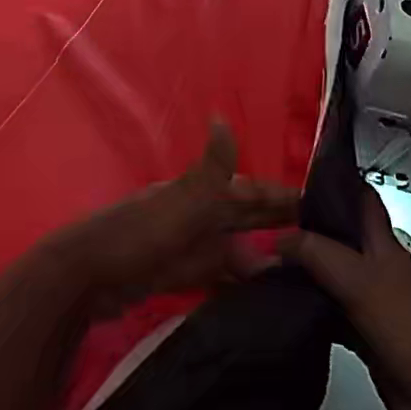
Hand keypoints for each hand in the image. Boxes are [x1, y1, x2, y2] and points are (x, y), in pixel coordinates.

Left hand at [46, 121, 299, 315]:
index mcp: (199, 195)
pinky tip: (259, 291)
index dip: (280, 194)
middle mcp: (195, 216)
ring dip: (261, 254)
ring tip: (301, 267)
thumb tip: (222, 117)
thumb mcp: (181, 202)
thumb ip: (209, 170)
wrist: (88, 276)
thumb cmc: (138, 236)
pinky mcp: (176, 275)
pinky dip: (237, 280)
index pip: (248, 190)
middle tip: (322, 233)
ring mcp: (185, 246)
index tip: (320, 199)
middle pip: (242, 216)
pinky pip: (215, 274)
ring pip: (232, 246)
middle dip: (276, 219)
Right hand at [280, 181, 410, 409]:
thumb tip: (275, 238)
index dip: (335, 178)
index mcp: (382, 245)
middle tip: (260, 215)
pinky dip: (300, 304)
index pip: (359, 197)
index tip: (301, 165)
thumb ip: (315, 253)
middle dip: (301, 223)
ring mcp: (368, 303)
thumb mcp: (360, 282)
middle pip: (334, 235)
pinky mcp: (362, 336)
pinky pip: (323, 310)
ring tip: (256, 255)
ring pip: (325, 273)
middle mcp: (374, 269)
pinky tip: (276, 302)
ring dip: (296, 266)